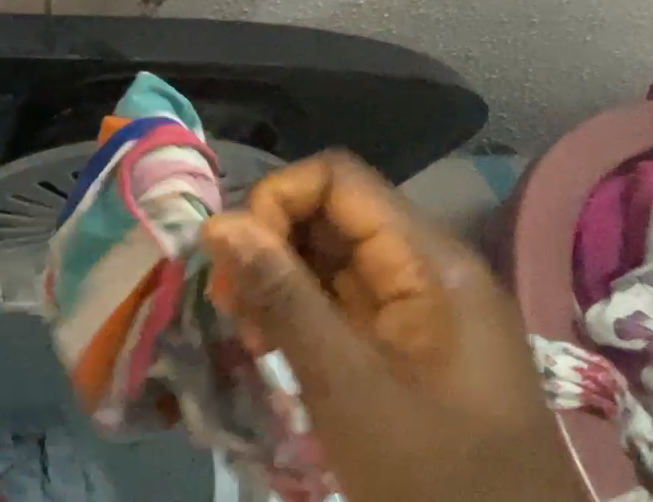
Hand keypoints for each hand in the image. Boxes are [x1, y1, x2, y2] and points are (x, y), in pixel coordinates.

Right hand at [200, 152, 586, 501]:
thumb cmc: (435, 477)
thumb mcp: (348, 385)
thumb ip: (282, 296)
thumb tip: (217, 222)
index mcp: (430, 264)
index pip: (336, 179)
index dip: (276, 199)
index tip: (237, 257)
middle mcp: (424, 270)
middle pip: (325, 212)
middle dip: (265, 243)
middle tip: (230, 302)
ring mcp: (414, 307)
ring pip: (322, 254)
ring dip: (271, 278)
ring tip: (246, 330)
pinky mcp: (399, 341)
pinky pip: (332, 296)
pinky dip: (290, 308)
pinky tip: (266, 342)